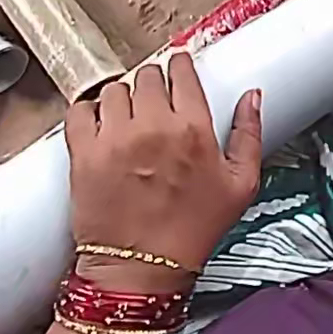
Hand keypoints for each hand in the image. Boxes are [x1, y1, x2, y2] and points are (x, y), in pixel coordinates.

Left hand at [63, 52, 261, 291]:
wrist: (142, 269)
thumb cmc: (194, 227)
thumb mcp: (242, 183)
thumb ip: (250, 133)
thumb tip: (253, 97)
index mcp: (194, 129)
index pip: (182, 73)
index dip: (180, 64)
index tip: (179, 65)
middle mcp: (153, 126)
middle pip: (147, 75)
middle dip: (154, 79)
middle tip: (157, 93)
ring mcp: (115, 139)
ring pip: (115, 89)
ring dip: (124, 94)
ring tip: (130, 111)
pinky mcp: (84, 155)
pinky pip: (80, 111)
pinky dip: (89, 110)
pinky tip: (100, 121)